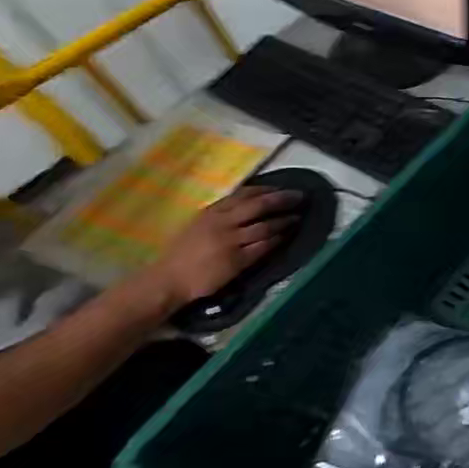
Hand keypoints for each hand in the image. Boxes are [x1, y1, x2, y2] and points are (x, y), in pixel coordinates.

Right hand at [134, 186, 303, 306]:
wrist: (168, 280)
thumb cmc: (181, 253)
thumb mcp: (197, 225)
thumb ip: (220, 214)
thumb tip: (246, 203)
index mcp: (211, 212)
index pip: (244, 194)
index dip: (266, 189)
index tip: (281, 188)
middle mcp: (223, 223)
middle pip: (259, 205)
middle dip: (282, 199)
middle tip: (300, 196)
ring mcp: (231, 242)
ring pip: (265, 226)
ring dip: (285, 220)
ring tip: (297, 217)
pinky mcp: (237, 260)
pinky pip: (263, 247)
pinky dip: (277, 239)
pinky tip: (286, 236)